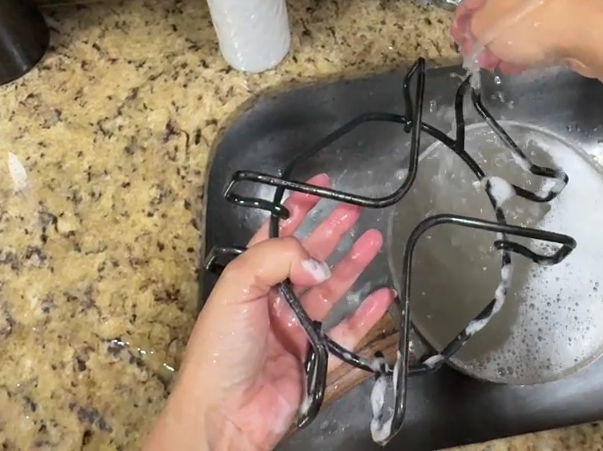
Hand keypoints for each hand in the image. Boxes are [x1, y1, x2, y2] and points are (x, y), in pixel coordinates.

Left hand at [152, 176, 393, 450]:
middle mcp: (275, 297)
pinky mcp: (314, 359)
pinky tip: (381, 297)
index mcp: (253, 276)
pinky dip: (365, 315)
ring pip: (332, 288)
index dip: (300, 206)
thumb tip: (320, 263)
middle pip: (310, 255)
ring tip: (374, 241)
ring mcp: (296, 328)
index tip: (322, 185)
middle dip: (332, 230)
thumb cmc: (221, 348)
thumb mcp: (239, 284)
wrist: (222, 416)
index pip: (279, 231)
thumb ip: (280, 256)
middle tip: (356, 210)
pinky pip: (346, 333)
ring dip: (353, 264)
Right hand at [449, 0, 592, 74]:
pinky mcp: (563, 17)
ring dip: (502, 46)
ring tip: (495, 66)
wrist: (585, 30)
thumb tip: (474, 37)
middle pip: (494, 11)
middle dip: (482, 37)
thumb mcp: (483, 28)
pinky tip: (516, 65)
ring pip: (516, 24)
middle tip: (476, 58)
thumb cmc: (526, 22)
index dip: (460, 23)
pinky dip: (524, 48)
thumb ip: (471, 33)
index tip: (458, 43)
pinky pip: (536, 33)